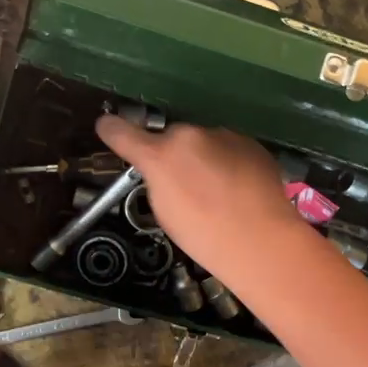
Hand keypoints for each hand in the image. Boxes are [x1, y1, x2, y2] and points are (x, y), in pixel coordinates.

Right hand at [96, 115, 304, 278]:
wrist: (261, 239)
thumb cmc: (203, 235)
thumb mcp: (165, 212)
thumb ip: (158, 181)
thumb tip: (164, 172)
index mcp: (160, 155)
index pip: (123, 132)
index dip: (111, 130)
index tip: (106, 127)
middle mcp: (190, 135)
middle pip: (172, 138)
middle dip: (173, 155)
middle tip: (184, 185)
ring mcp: (224, 135)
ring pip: (204, 142)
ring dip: (204, 158)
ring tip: (218, 192)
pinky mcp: (250, 142)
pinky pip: (229, 148)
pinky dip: (228, 162)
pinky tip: (239, 189)